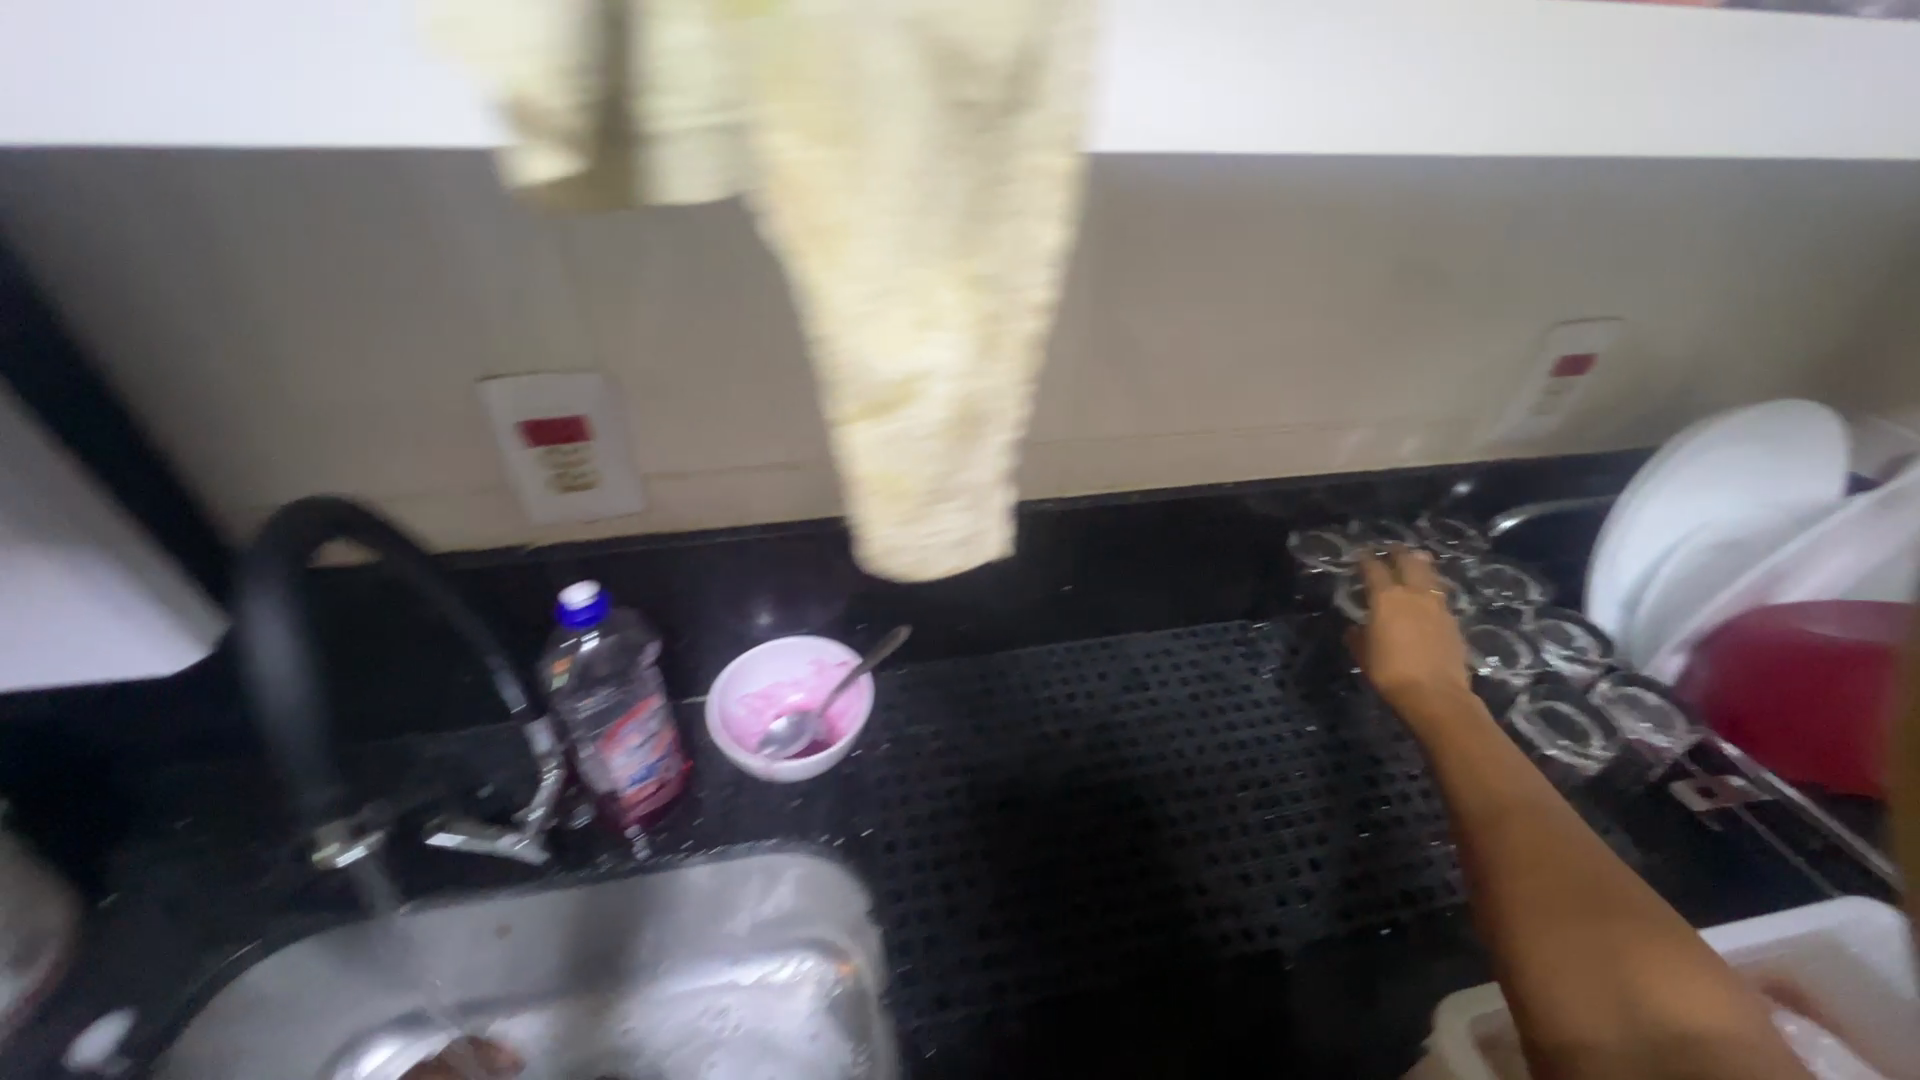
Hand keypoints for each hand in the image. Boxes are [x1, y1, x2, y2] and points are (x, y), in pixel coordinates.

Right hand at [1349, 546, 1470, 714]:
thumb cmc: (1389, 671)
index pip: (1374, 569)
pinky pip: (1441, 598)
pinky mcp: (1454, 622)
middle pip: (1409, 563)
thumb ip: (1358, 635)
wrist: (1434, 693)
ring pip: (1431, 577)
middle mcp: (1413, 594)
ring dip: (1422, 566)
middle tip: (1393, 548)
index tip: (1361, 554)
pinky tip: (1430, 597)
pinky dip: (1434, 591)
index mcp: (1385, 598)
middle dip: (1399, 553)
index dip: (1366, 559)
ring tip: (1418, 560)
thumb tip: (1355, 628)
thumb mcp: (1362, 653)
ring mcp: (1438, 607)